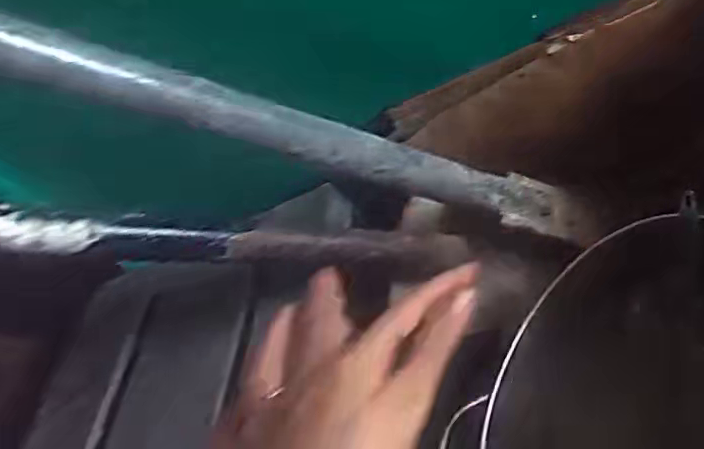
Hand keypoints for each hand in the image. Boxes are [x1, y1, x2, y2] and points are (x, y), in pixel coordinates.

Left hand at [211, 263, 477, 448]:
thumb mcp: (410, 401)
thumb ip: (435, 348)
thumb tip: (467, 294)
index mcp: (354, 359)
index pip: (404, 310)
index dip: (439, 286)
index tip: (469, 271)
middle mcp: (307, 374)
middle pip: (321, 326)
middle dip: (328, 298)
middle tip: (327, 273)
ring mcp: (265, 412)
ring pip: (269, 362)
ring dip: (278, 334)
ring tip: (283, 313)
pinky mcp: (238, 445)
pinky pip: (234, 413)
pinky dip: (241, 396)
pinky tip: (240, 396)